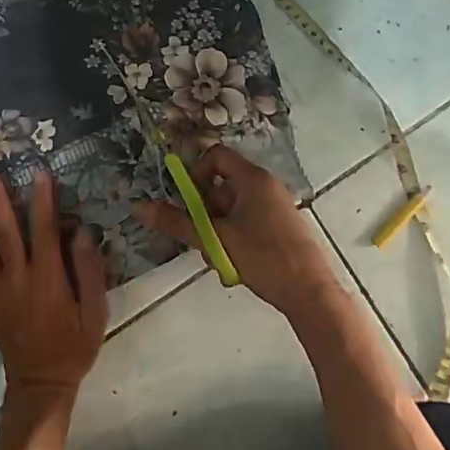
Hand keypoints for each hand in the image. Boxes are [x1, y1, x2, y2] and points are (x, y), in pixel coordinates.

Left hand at [0, 170, 107, 400]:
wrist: (43, 383)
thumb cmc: (74, 345)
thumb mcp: (95, 311)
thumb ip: (89, 271)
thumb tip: (81, 232)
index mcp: (47, 277)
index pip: (43, 230)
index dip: (43, 200)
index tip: (40, 173)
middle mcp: (18, 278)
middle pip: (6, 233)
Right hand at [134, 145, 341, 321]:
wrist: (311, 293)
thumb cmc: (264, 258)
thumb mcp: (215, 240)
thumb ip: (177, 223)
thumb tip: (138, 207)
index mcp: (253, 179)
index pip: (216, 156)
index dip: (196, 174)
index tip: (188, 202)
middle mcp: (266, 187)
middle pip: (222, 187)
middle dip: (205, 213)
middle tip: (201, 239)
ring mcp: (276, 208)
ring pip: (233, 211)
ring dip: (218, 233)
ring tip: (220, 260)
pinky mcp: (282, 229)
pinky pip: (248, 224)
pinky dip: (235, 241)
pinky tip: (235, 266)